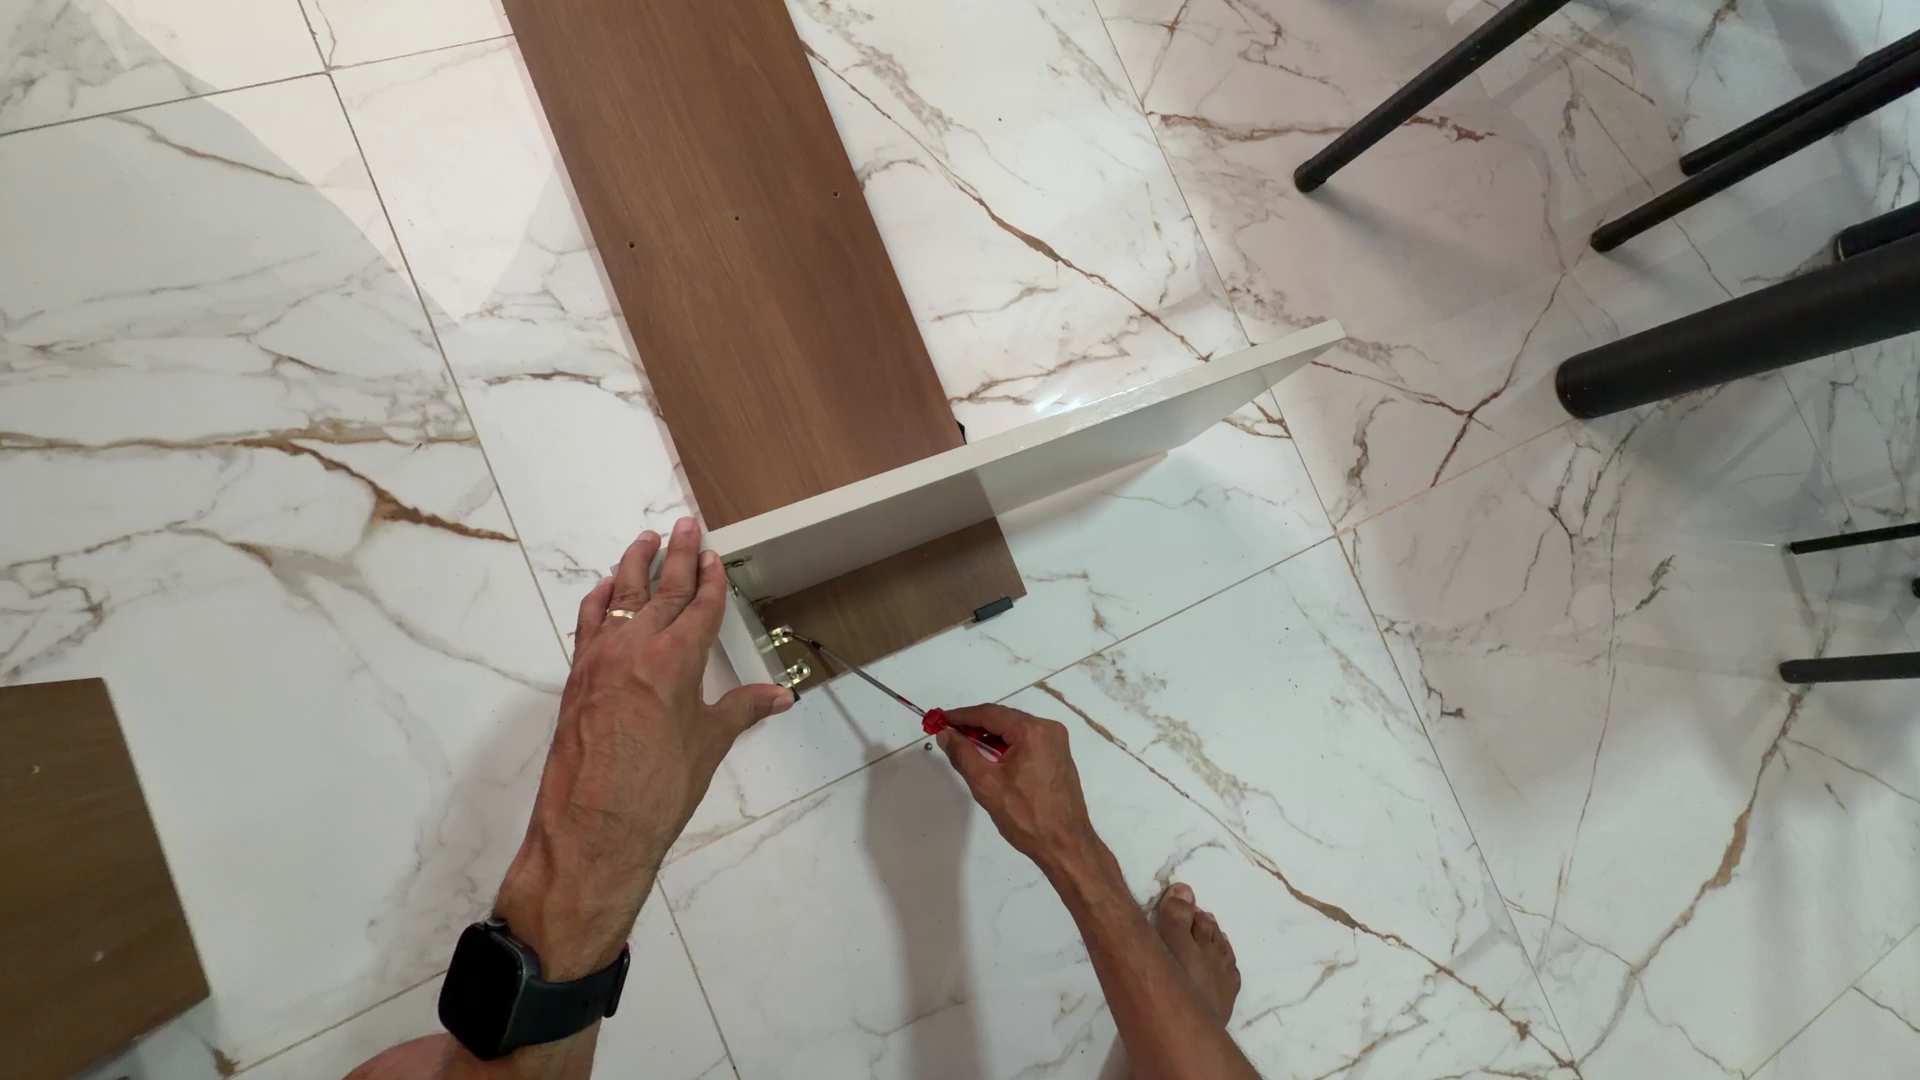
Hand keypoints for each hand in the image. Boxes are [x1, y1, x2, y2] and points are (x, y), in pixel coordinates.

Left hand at [495, 519, 794, 979]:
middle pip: (662, 589)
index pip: (699, 606)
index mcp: (677, 659)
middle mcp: (637, 647)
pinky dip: (598, 600)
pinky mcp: (577, 677)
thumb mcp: (710, 744)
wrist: (593, 832)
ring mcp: (601, 659)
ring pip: (620, 597)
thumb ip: (744, 709)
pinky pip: (589, 624)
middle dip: (678, 555)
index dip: (711, 579)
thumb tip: (782, 696)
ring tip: (645, 538)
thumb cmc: (662, 787)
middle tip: (684, 523)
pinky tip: (605, 587)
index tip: (714, 554)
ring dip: (634, 565)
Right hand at [935, 704, 1099, 873]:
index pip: (990, 713)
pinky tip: (992, 757)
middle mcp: (1048, 729)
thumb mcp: (986, 784)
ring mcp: (1057, 742)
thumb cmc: (1025, 816)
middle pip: (1004, 718)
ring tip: (967, 747)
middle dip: (975, 725)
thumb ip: (963, 754)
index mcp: (1032, 731)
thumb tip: (946, 734)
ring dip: (991, 735)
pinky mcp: (1059, 755)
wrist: (1066, 845)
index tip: (941, 719)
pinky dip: (1007, 744)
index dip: (962, 716)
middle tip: (950, 733)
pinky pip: (1027, 740)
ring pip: (1015, 729)